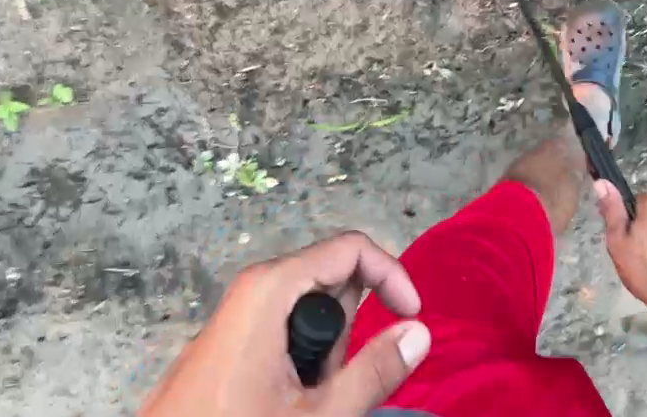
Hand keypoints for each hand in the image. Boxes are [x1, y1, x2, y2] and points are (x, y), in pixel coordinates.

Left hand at [139, 231, 430, 416]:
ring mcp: (238, 312)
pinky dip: (299, 359)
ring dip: (324, 351)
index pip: (353, 248)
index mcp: (273, 286)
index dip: (392, 275)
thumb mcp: (318, 415)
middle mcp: (254, 286)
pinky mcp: (228, 340)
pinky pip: (283, 329)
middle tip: (332, 385)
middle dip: (347, 329)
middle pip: (332, 279)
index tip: (411, 317)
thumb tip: (419, 332)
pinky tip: (282, 402)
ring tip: (302, 401)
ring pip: (309, 309)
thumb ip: (374, 370)